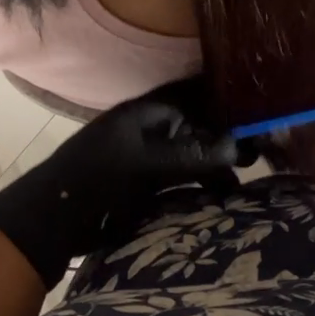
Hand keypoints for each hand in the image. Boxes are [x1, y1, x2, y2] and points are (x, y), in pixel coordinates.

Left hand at [0, 77, 240, 287]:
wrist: (52, 221)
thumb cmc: (96, 182)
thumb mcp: (146, 166)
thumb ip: (192, 154)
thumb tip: (238, 146)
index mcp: (146, 113)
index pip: (193, 93)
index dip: (224, 98)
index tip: (258, 107)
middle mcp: (149, 129)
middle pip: (196, 126)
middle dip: (226, 137)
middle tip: (262, 152)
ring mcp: (147, 157)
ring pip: (191, 154)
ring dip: (216, 166)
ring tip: (244, 182)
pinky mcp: (144, 186)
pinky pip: (181, 179)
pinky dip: (201, 186)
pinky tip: (221, 199)